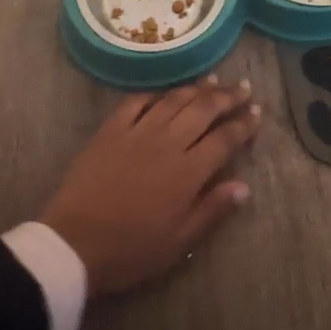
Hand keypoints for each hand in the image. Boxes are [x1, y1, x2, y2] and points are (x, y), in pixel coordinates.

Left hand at [38, 77, 260, 294]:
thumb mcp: (178, 241)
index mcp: (188, 172)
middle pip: (203, 110)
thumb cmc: (130, 250)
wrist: (74, 242)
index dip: (243, 124)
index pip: (224, 139)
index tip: (257, 112)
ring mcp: (137, 131)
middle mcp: (167, 143)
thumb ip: (212, 210)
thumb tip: (244, 186)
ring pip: (174, 100)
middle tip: (243, 86)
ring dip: (196, 88)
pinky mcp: (111, 129)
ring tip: (213, 79)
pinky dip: (155, 94)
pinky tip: (165, 93)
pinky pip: (137, 101)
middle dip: (226, 96)